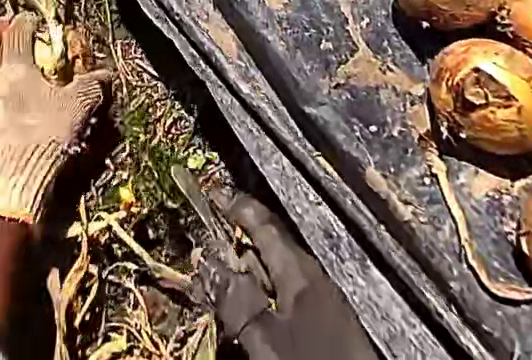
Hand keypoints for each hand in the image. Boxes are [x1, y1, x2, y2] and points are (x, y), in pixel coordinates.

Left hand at [0, 12, 110, 229]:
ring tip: (19, 70)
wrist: (18, 181)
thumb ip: (92, 83)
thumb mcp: (79, 103)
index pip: (15, 34)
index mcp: (16, 70)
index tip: (33, 17)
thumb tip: (104, 73)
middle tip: (5, 31)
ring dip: (0, 69)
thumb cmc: (47, 132)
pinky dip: (6, 95)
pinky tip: (23, 103)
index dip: (24, 22)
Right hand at [201, 191, 379, 359]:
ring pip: (276, 271)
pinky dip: (262, 290)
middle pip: (270, 246)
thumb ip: (239, 303)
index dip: (237, 206)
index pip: (264, 224)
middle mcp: (311, 276)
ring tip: (220, 270)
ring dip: (248, 268)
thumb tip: (209, 263)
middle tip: (208, 233)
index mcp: (299, 270)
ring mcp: (320, 298)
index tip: (214, 191)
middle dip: (238, 238)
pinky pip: (285, 293)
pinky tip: (249, 305)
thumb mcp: (269, 340)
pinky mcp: (324, 321)